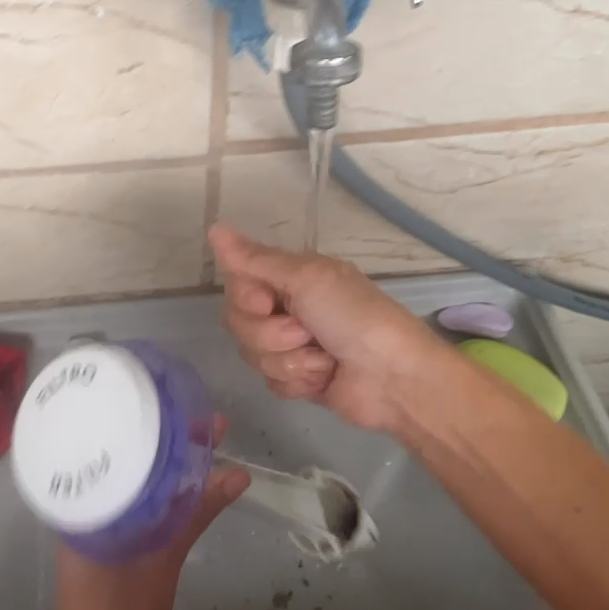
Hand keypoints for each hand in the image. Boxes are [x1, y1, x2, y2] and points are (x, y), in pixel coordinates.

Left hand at [46, 422, 250, 609]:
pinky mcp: (111, 537)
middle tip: (195, 414)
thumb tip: (237, 474)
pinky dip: (158, 487)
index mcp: (82, 499)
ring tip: (196, 435)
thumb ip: (196, 513)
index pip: (106, 443)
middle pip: (123, 457)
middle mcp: (86, 503)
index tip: (169, 399)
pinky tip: (182, 477)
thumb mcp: (161, 557)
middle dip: (159, 437)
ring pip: (131, 478)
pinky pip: (134, 500)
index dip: (140, 420)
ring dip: (161, 461)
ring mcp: (97, 521)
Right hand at [209, 223, 442, 432]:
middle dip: (268, 334)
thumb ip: (255, 259)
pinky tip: (323, 379)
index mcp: (290, 276)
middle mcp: (286, 306)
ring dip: (288, 360)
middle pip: (238, 321)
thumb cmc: (354, 316)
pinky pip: (270, 381)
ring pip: (252, 354)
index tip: (268, 302)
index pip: (237, 283)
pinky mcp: (298, 379)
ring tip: (322, 359)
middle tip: (304, 333)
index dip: (245, 297)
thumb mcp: (306, 277)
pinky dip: (297, 381)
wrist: (394, 377)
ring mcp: (291, 346)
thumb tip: (214, 228)